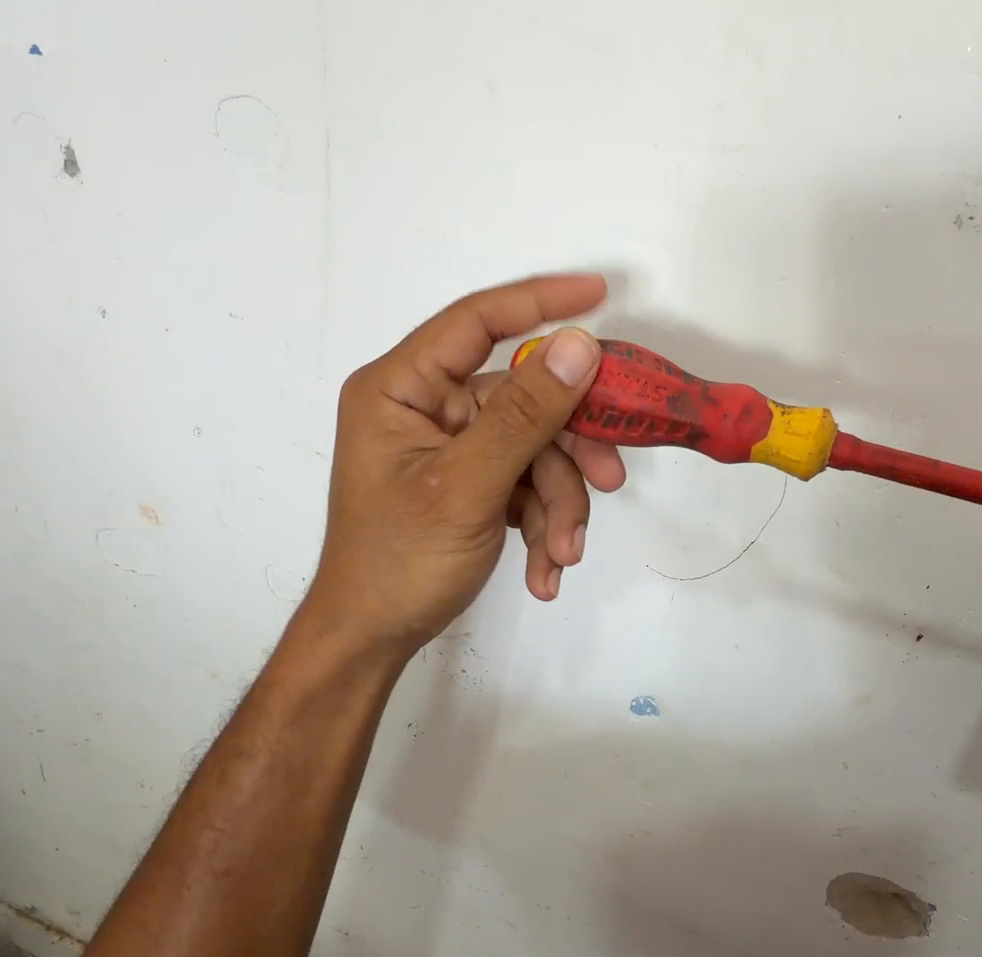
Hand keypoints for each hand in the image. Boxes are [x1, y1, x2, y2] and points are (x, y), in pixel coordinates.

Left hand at [302, 274, 625, 652]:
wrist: (373, 637)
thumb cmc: (399, 561)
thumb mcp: (467, 486)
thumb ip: (524, 415)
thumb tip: (579, 346)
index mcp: (402, 388)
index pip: (476, 322)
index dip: (540, 303)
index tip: (600, 295)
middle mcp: (426, 408)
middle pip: (522, 401)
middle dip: (565, 454)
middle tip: (608, 483)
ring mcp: (451, 448)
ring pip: (534, 450)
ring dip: (558, 505)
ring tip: (562, 555)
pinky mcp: (470, 483)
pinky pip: (524, 485)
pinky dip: (541, 525)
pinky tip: (545, 571)